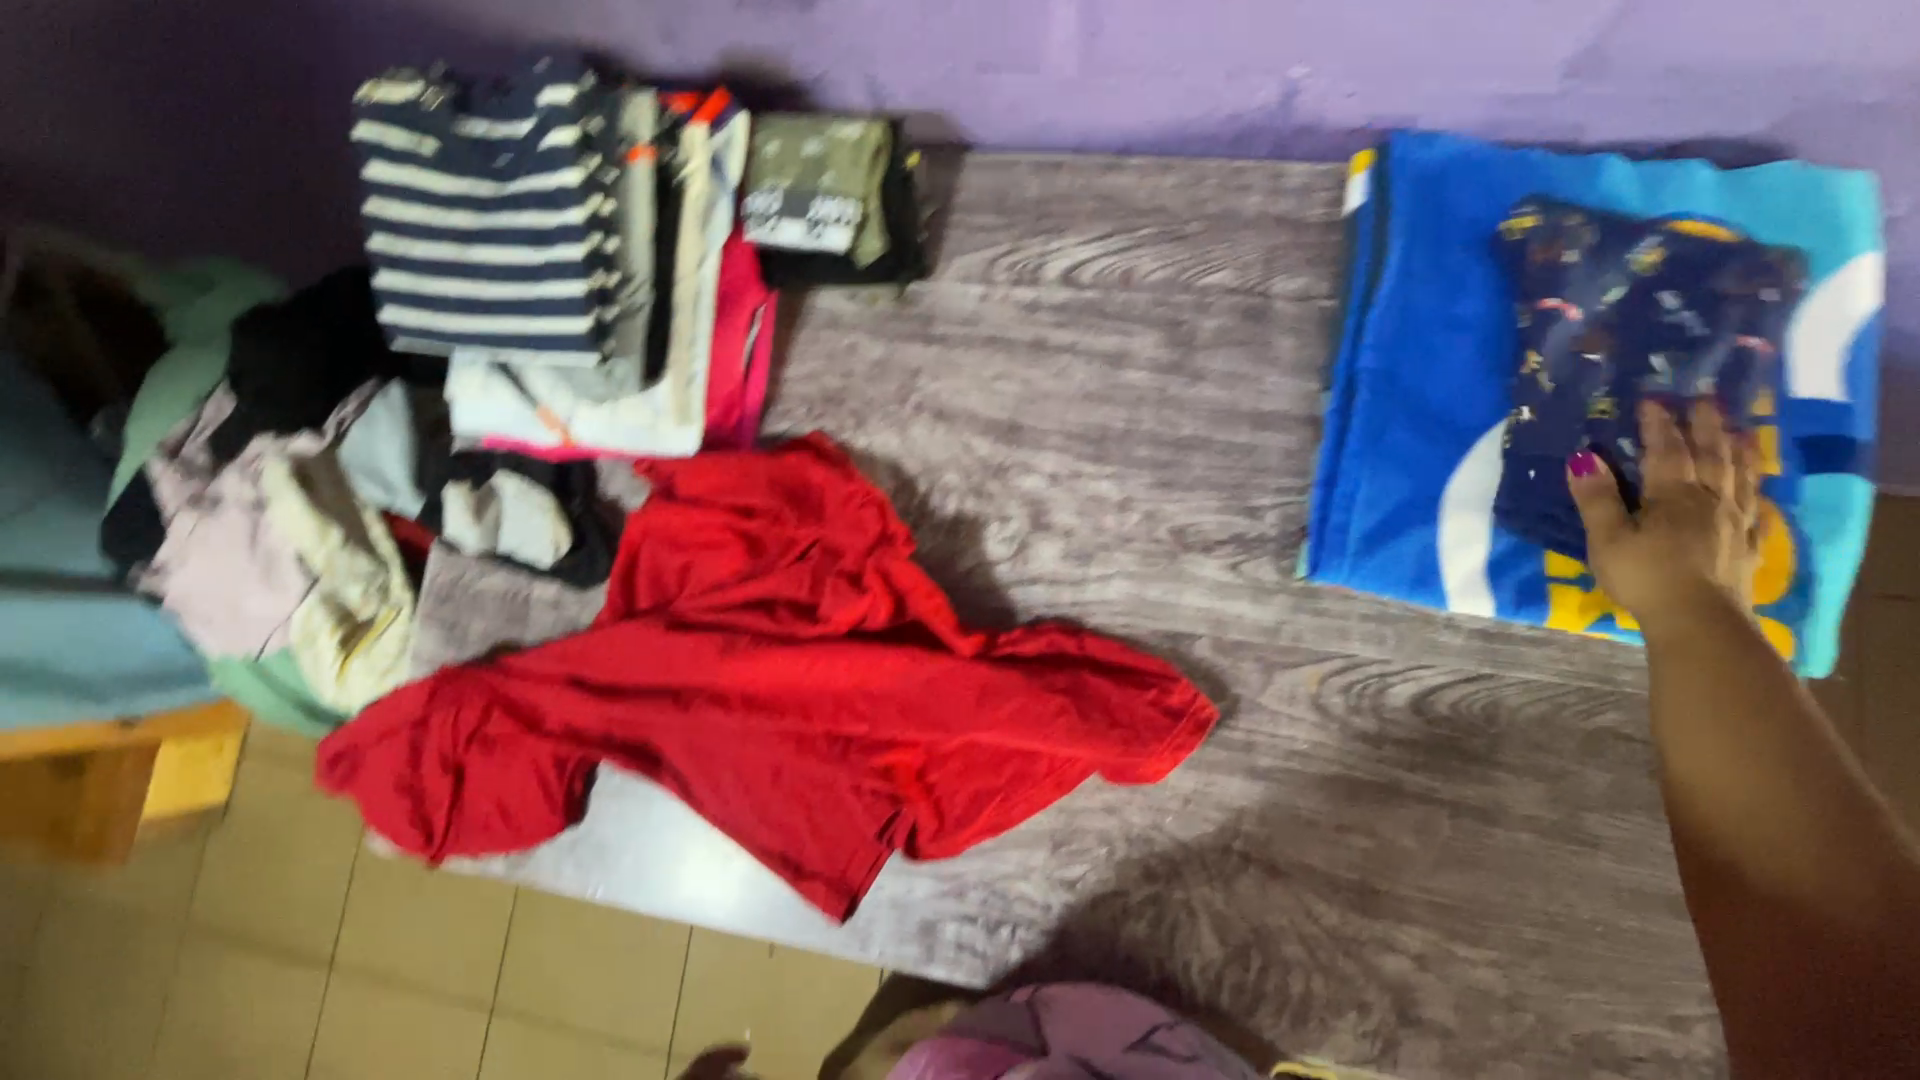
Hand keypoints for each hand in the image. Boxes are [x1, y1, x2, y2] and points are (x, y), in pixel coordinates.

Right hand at [1567, 398, 1760, 634]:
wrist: (1699, 621)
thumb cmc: (1644, 577)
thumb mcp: (1607, 539)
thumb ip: (1596, 498)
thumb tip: (1583, 457)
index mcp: (1673, 496)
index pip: (1666, 450)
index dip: (1659, 424)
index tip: (1654, 399)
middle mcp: (1710, 501)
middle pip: (1711, 456)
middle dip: (1706, 426)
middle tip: (1705, 400)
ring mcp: (1735, 524)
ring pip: (1740, 478)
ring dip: (1739, 450)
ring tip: (1740, 430)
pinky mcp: (1748, 548)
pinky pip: (1757, 514)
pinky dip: (1757, 496)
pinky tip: (1759, 492)